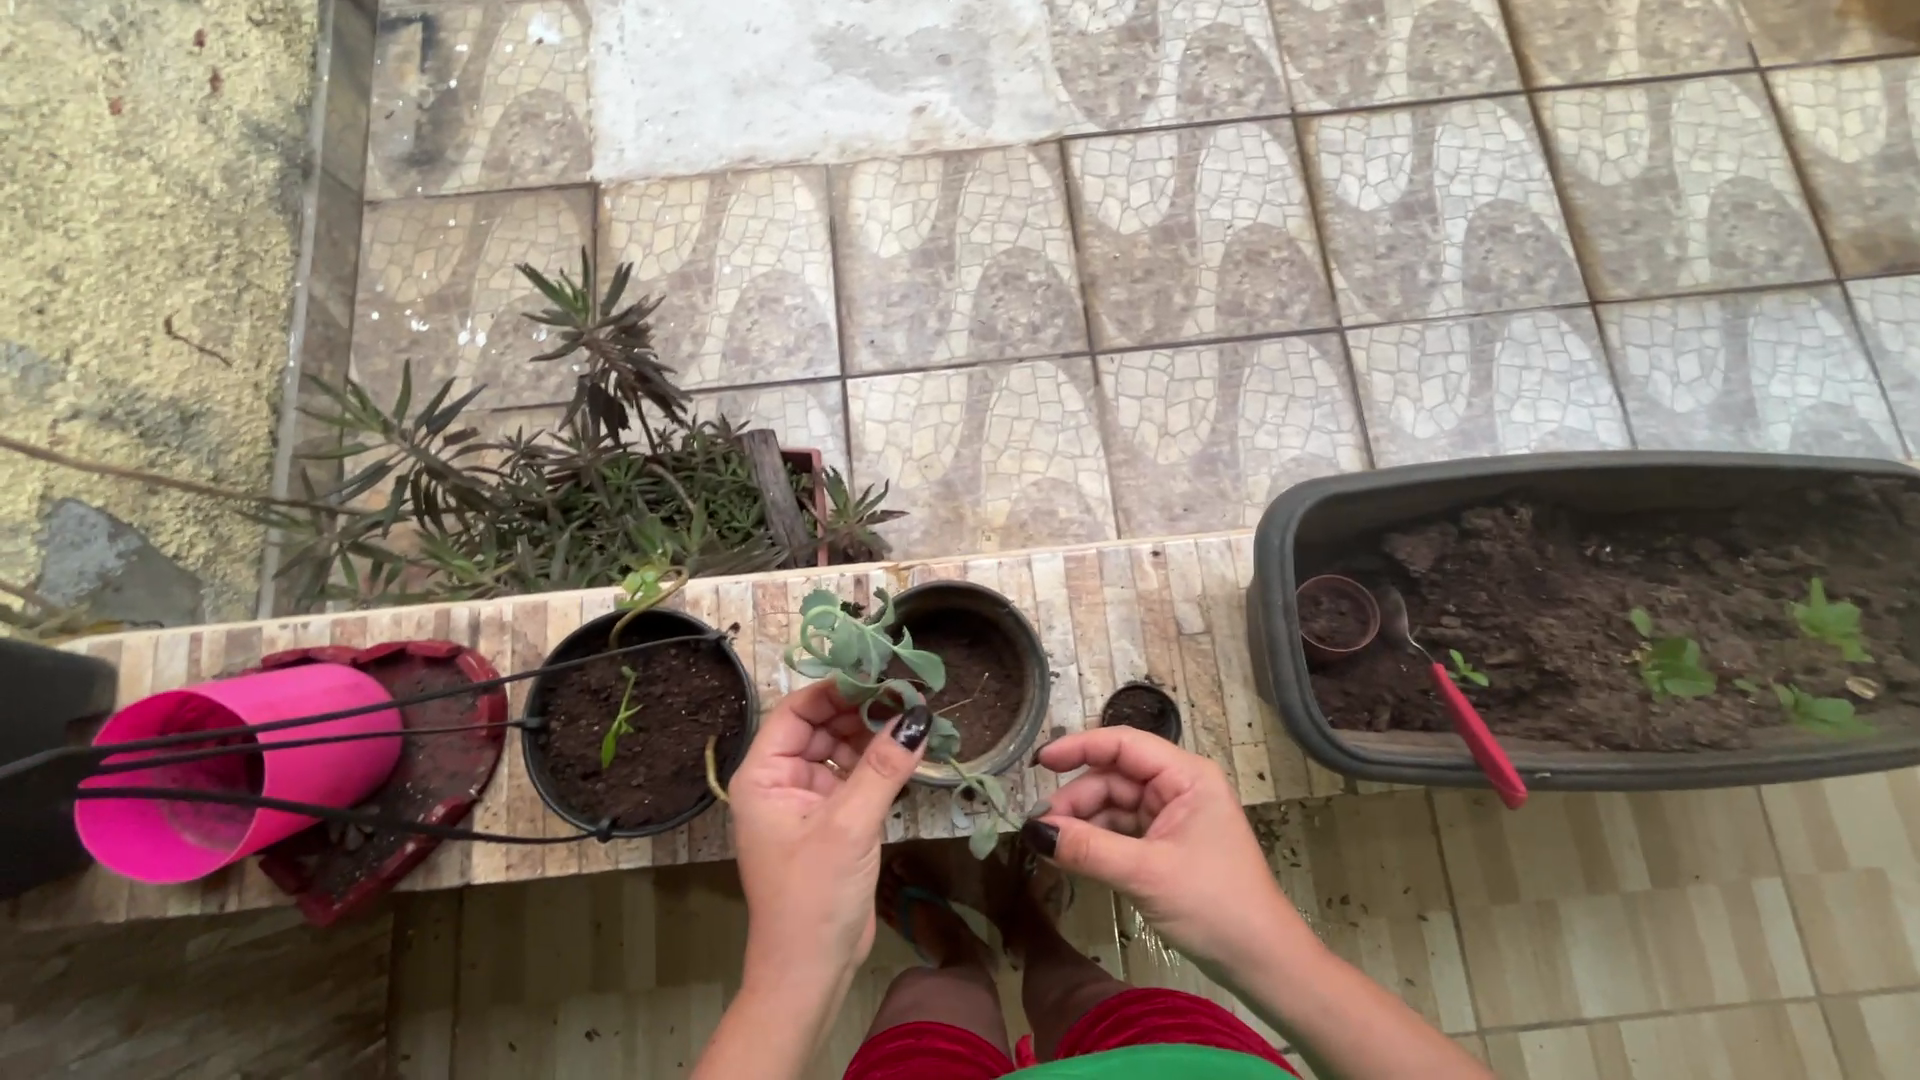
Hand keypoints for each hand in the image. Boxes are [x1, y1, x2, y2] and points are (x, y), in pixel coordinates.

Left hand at [727, 682, 929, 991]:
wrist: (811, 972)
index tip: (879, 674)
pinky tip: (906, 752)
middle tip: (908, 694)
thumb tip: (917, 715)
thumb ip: (883, 767)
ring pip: (841, 749)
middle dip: (861, 710)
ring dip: (873, 735)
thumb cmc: (813, 897)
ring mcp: (807, 802)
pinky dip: (878, 764)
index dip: (836, 689)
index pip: (797, 710)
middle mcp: (781, 781)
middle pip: (821, 726)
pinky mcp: (832, 821)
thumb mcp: (849, 826)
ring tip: (914, 718)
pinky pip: (854, 777)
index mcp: (764, 775)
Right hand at [1026, 727, 1316, 980]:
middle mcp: (1178, 787)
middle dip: (1076, 799)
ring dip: (1081, 822)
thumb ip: (1087, 849)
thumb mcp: (1145, 874)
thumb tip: (1032, 830)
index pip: (1124, 745)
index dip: (1079, 748)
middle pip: (1114, 777)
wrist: (1261, 963)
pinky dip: (1095, 841)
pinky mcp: (1164, 846)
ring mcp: (1171, 817)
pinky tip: (1070, 855)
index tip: (1039, 762)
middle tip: (1039, 826)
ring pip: (1113, 805)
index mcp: (1186, 776)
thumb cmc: (1214, 905)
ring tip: (1049, 845)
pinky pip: (1120, 831)